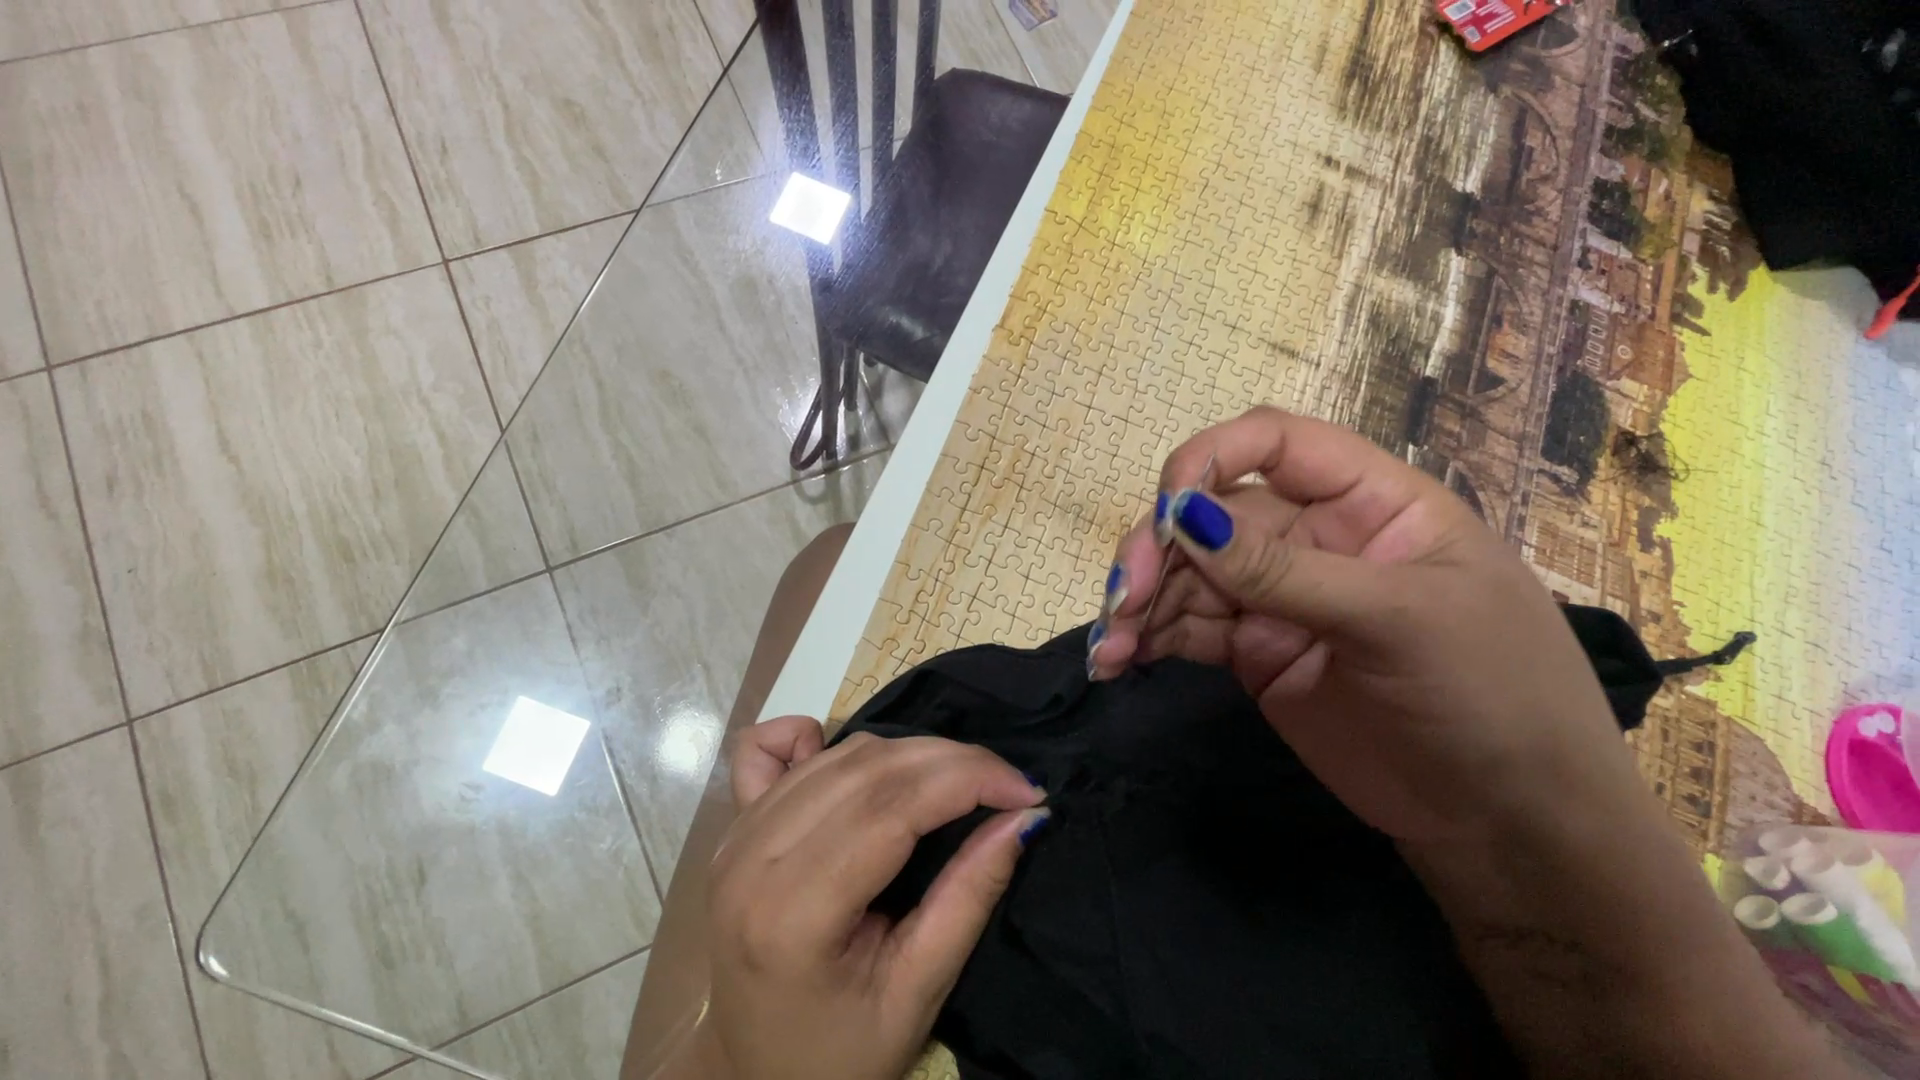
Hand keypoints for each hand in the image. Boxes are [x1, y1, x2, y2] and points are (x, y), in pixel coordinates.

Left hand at [703, 716, 1048, 1079]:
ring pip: (835, 757)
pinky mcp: (732, 828)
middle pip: (865, 770)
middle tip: (1006, 782)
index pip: (889, 809)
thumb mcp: (917, 992)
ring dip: (906, 752)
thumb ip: (967, 897)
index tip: (1026, 788)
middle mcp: (752, 858)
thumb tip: (1023, 819)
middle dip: (950, 761)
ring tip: (959, 780)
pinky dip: (813, 737)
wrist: (754, 1075)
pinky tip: (851, 755)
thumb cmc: (841, 1053)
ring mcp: (734, 837)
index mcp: (791, 913)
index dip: (966, 780)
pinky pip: (763, 750)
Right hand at [1088, 407, 1637, 843]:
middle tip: (1125, 600)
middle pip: (1213, 513)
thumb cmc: (1491, 695)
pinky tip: (1118, 661)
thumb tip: (1182, 518)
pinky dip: (1148, 639)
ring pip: (1188, 573)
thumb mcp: (1398, 620)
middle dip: (1159, 548)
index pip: (1276, 444)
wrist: (1507, 822)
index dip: (1211, 458)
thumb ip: (1286, 572)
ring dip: (1141, 601)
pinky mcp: (1254, 654)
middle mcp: (1315, 537)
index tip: (1167, 507)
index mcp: (1370, 501)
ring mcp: (1280, 598)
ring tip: (1112, 646)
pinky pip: (1188, 629)